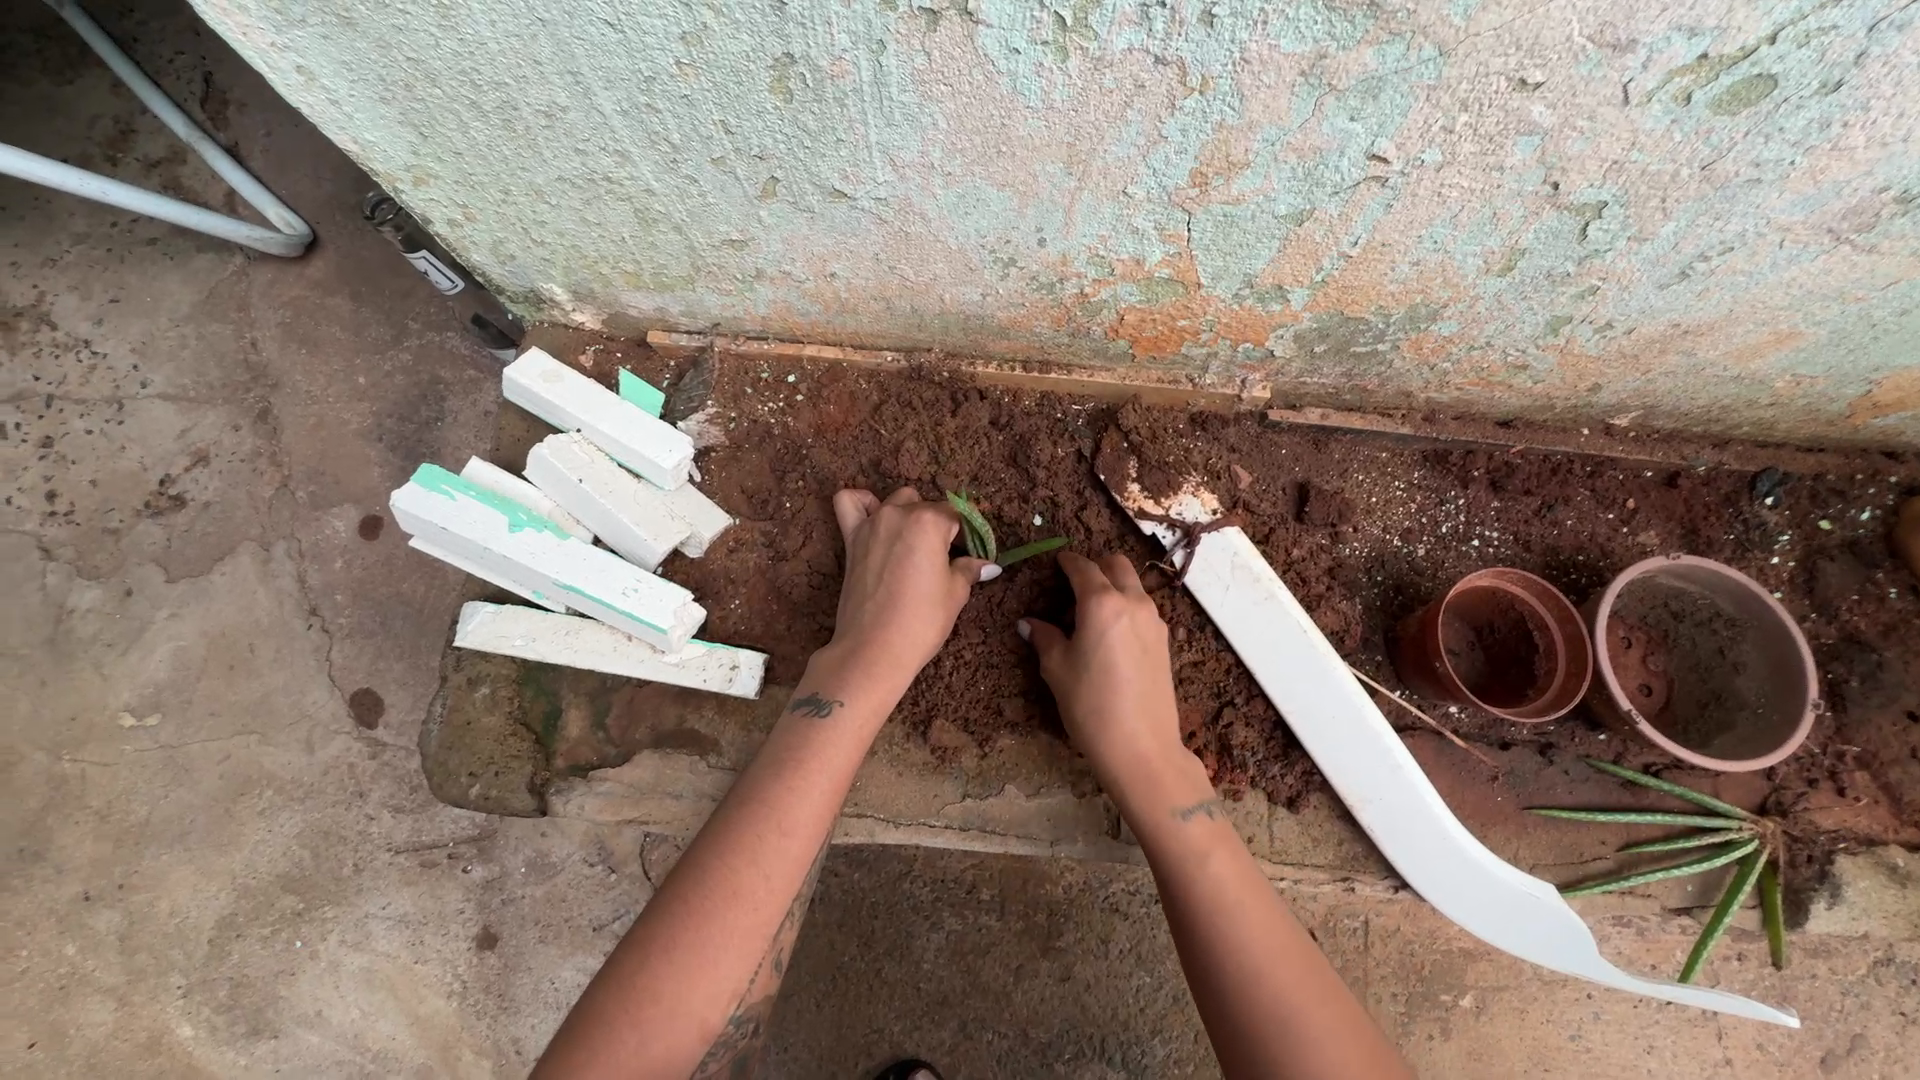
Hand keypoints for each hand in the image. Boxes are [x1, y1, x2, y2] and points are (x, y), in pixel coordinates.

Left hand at [824, 487, 996, 688]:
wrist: (873, 649)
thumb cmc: (920, 621)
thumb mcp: (954, 594)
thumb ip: (969, 570)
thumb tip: (988, 565)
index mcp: (929, 522)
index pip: (958, 516)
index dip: (970, 535)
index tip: (975, 552)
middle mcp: (899, 514)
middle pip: (928, 507)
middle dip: (942, 527)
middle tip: (949, 558)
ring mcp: (871, 524)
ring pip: (896, 501)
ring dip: (910, 513)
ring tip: (917, 543)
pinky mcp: (851, 539)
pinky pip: (850, 504)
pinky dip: (862, 503)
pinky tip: (874, 517)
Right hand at [1020, 552, 1188, 793]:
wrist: (1142, 747)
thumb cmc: (1090, 705)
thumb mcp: (1057, 669)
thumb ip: (1044, 638)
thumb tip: (1029, 623)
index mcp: (1102, 603)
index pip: (1083, 567)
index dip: (1067, 562)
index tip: (1056, 563)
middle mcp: (1133, 602)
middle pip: (1117, 565)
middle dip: (1095, 565)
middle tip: (1074, 583)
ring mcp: (1154, 621)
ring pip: (1134, 585)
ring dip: (1113, 585)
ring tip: (1090, 612)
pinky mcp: (1164, 641)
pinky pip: (1143, 608)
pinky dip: (1126, 606)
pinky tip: (1110, 634)